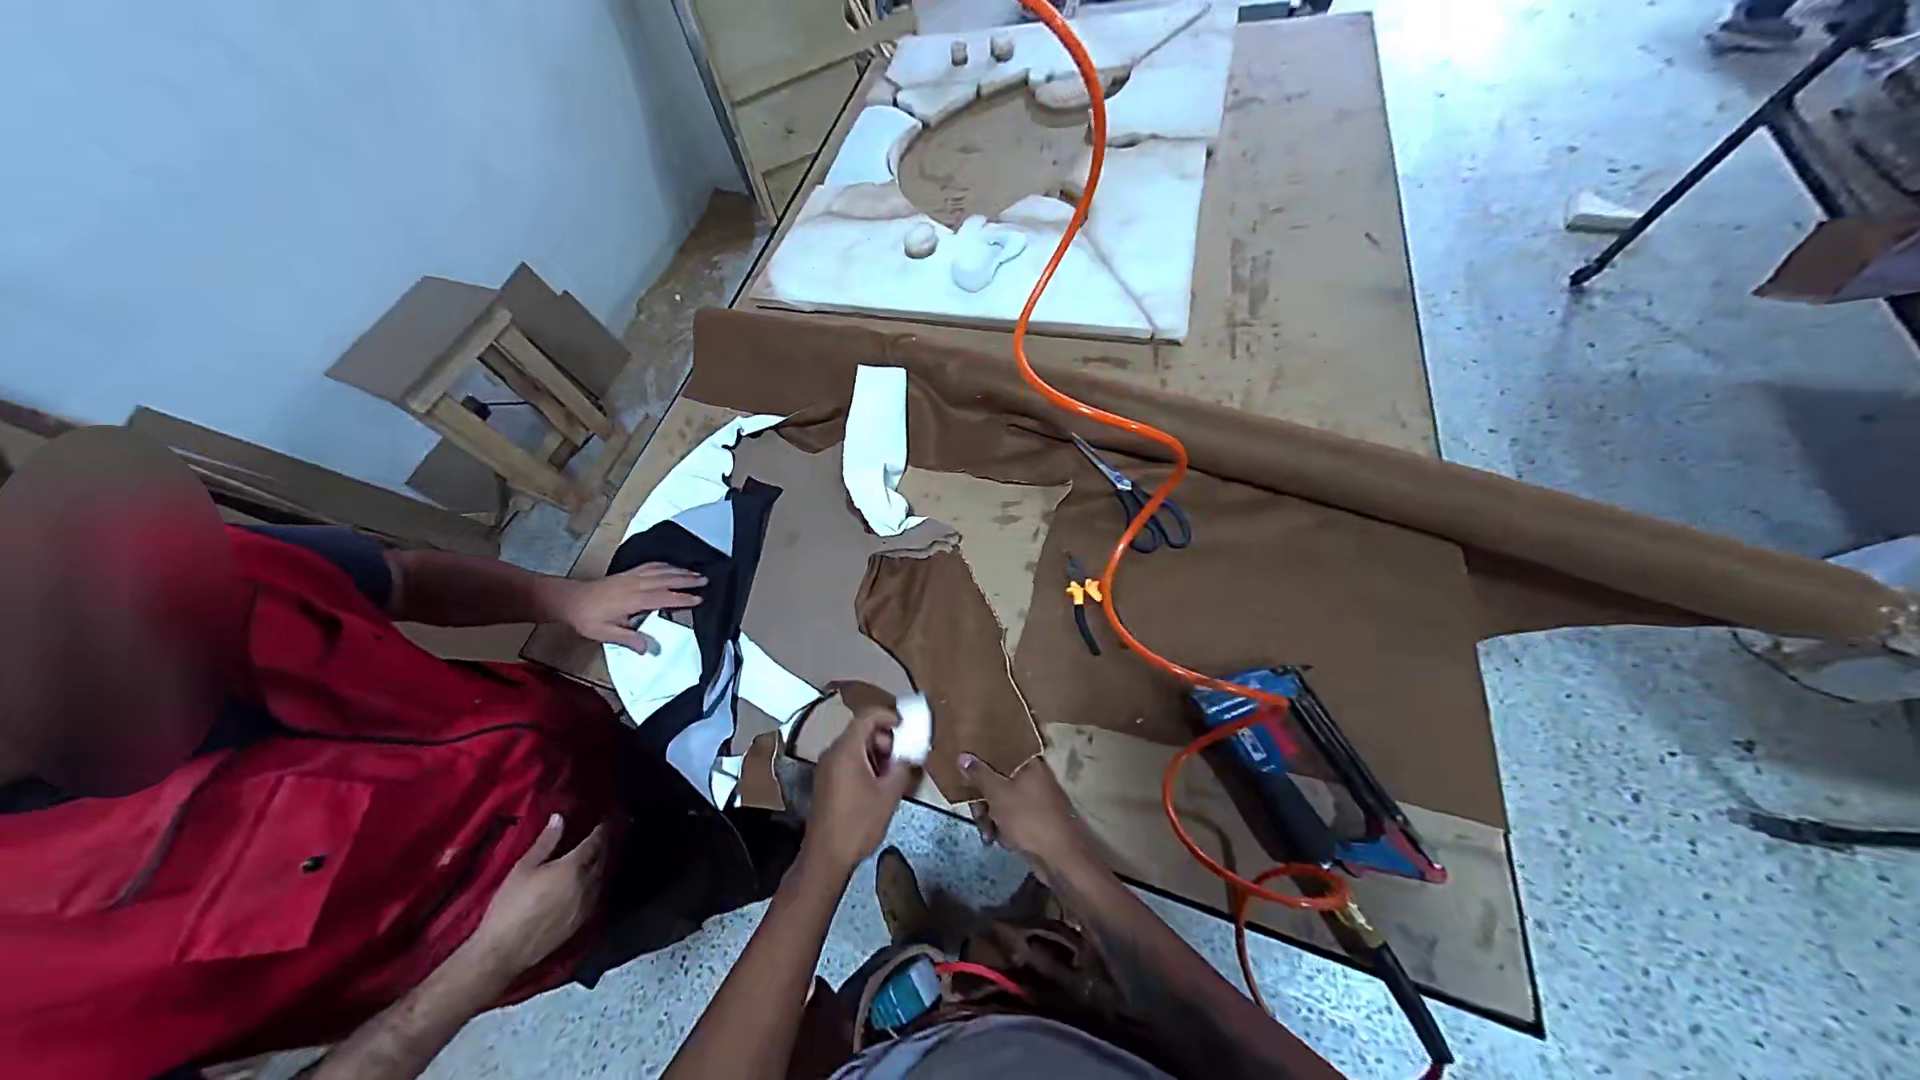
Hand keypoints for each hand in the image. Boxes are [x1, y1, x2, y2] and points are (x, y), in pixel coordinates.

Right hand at [464, 814, 607, 978]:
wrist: (504, 951)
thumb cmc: (510, 906)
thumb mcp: (523, 868)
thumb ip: (546, 841)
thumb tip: (561, 817)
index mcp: (574, 866)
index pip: (596, 841)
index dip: (602, 828)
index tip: (604, 819)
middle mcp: (588, 882)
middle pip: (603, 856)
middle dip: (604, 843)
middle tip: (602, 834)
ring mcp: (589, 902)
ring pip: (603, 875)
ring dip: (602, 862)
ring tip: (597, 853)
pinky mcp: (585, 919)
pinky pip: (598, 892)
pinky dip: (597, 881)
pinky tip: (589, 879)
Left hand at [548, 563, 704, 652]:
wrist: (570, 600)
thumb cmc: (587, 619)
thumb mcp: (605, 634)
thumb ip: (629, 640)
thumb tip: (648, 649)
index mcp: (633, 600)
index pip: (664, 597)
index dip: (683, 598)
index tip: (699, 599)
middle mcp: (636, 584)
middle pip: (667, 579)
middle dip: (687, 580)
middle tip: (706, 580)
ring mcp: (632, 576)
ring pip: (661, 570)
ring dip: (680, 571)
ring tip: (696, 573)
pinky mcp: (627, 573)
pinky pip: (650, 565)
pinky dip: (665, 564)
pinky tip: (672, 566)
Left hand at [803, 707, 915, 875]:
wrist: (826, 857)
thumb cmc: (858, 823)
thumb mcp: (889, 794)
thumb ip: (902, 767)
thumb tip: (910, 754)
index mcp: (846, 750)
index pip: (867, 717)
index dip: (889, 716)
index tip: (907, 727)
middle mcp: (832, 753)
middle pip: (861, 731)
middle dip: (886, 739)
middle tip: (903, 757)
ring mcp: (826, 767)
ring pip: (855, 746)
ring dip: (877, 753)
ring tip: (894, 774)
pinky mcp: (825, 782)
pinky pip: (848, 761)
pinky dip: (865, 764)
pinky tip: (878, 785)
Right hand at [958, 754, 1102, 881]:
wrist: (1059, 857)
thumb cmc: (1029, 818)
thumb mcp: (998, 794)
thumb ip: (979, 774)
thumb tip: (962, 755)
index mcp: (1028, 764)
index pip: (1001, 752)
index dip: (981, 760)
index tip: (965, 770)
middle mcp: (1033, 778)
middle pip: (997, 780)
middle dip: (983, 799)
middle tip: (977, 813)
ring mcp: (1034, 800)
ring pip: (1001, 801)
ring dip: (989, 816)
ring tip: (987, 833)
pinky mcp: (1033, 820)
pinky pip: (1010, 817)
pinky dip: (1001, 826)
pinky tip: (995, 839)